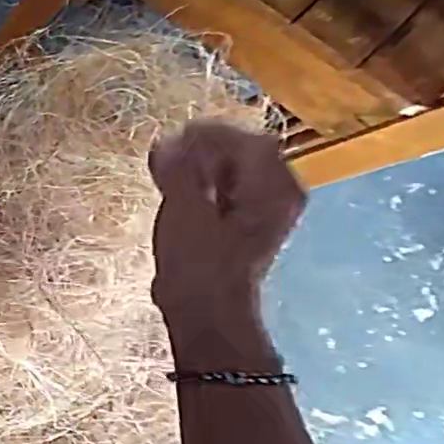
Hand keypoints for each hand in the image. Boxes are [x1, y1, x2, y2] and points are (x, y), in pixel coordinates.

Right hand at [148, 123, 303, 360]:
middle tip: (169, 149)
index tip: (176, 133)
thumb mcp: (184, 212)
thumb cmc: (198, 261)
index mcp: (273, 189)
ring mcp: (262, 214)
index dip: (213, 133)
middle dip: (207, 148)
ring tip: (167, 168)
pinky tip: (178, 192)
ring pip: (236, 175)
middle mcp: (278, 197)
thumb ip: (179, 174)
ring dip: (203, 167)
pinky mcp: (243, 228)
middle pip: (246, 156)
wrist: (205, 309)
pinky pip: (227, 193)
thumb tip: (166, 143)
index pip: (250, 143)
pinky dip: (204, 186)